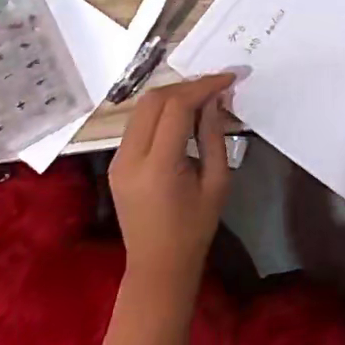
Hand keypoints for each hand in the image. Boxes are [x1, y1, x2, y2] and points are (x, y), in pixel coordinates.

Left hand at [109, 73, 237, 287]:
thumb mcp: (217, 183)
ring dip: (172, 95)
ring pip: (142, 108)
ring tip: (202, 96)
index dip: (203, 87)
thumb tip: (215, 100)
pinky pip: (138, 124)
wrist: (158, 266)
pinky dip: (161, 111)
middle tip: (216, 85)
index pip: (177, 108)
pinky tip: (183, 115)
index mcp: (158, 166)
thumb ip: (214, 136)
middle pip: (154, 100)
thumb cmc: (195, 228)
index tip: (228, 78)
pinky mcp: (116, 162)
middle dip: (187, 86)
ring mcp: (118, 159)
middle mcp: (130, 158)